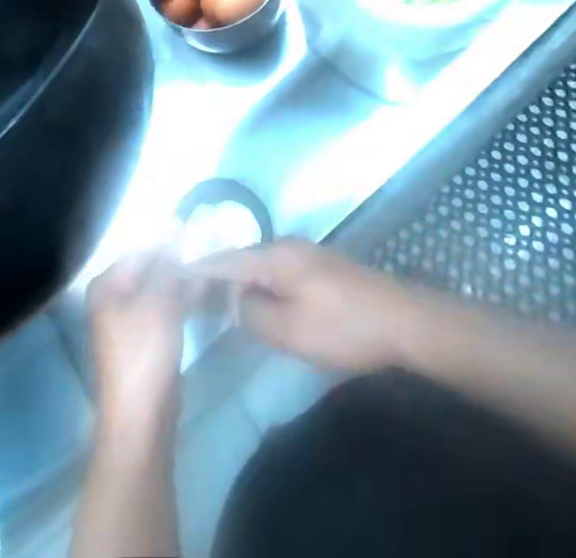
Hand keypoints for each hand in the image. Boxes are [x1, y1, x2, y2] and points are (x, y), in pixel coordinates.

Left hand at [86, 249, 195, 439]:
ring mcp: (129, 322)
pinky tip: (206, 295)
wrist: (141, 414)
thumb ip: (169, 268)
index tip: (197, 239)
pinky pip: (165, 311)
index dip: (167, 245)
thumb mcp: (159, 300)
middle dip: (177, 264)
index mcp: (106, 286)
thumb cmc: (144, 350)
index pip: (139, 252)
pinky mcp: (145, 341)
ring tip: (212, 272)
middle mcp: (112, 299)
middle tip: (208, 256)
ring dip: (183, 282)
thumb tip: (177, 239)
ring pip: (159, 291)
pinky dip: (183, 302)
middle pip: (148, 271)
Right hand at [194, 239, 422, 372]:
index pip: (223, 260)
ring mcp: (306, 254)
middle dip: (214, 276)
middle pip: (240, 258)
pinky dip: (259, 283)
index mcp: (274, 255)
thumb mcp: (289, 330)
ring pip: (259, 265)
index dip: (196, 271)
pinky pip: (277, 271)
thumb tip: (232, 302)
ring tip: (213, 299)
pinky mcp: (321, 267)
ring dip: (237, 281)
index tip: (169, 280)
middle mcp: (287, 245)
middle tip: (188, 296)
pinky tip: (254, 300)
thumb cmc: (343, 327)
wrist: (406, 322)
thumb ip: (251, 314)